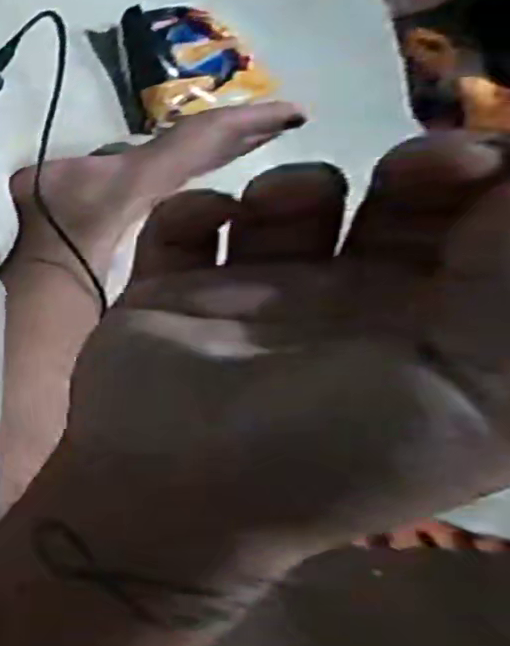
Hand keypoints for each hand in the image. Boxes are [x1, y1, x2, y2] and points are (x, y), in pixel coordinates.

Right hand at [64, 133, 509, 559]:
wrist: (172, 485)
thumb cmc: (334, 452)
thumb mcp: (477, 388)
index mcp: (449, 325)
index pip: (501, 230)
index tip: (498, 160)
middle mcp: (358, 300)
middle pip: (405, 202)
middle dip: (427, 167)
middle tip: (423, 165)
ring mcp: (253, 294)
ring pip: (290, 205)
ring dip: (297, 186)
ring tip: (282, 204)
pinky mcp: (168, 293)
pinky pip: (182, 229)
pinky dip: (192, 209)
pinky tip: (204, 223)